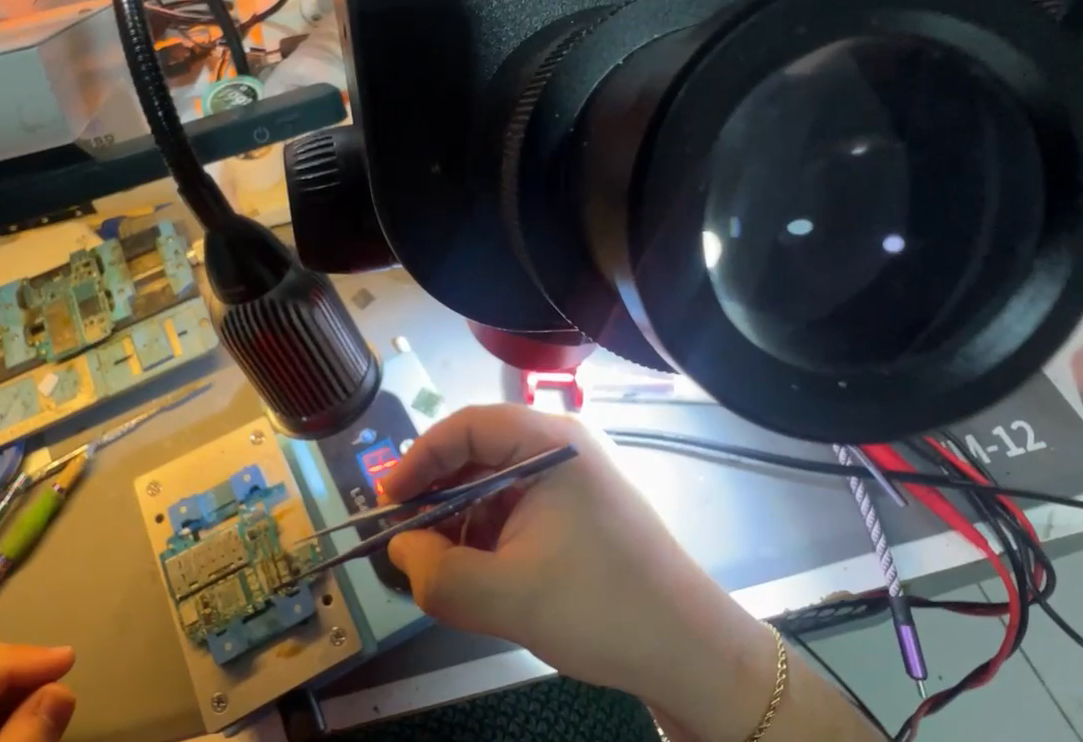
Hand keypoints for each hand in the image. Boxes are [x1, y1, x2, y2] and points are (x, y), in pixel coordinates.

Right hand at [383, 405, 784, 741]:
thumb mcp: (507, 596)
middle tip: (407, 536)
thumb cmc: (602, 609)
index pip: (466, 426)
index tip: (388, 501)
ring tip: (441, 565)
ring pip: (494, 487)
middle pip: (478, 454)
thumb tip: (400, 550)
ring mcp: (574, 482)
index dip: (419, 459)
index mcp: (550, 444)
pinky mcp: (579, 516)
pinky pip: (517, 511)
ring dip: (461, 523)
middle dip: (437, 497)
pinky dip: (488, 537)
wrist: (694, 656)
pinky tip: (478, 574)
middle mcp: (562, 450)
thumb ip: (437, 573)